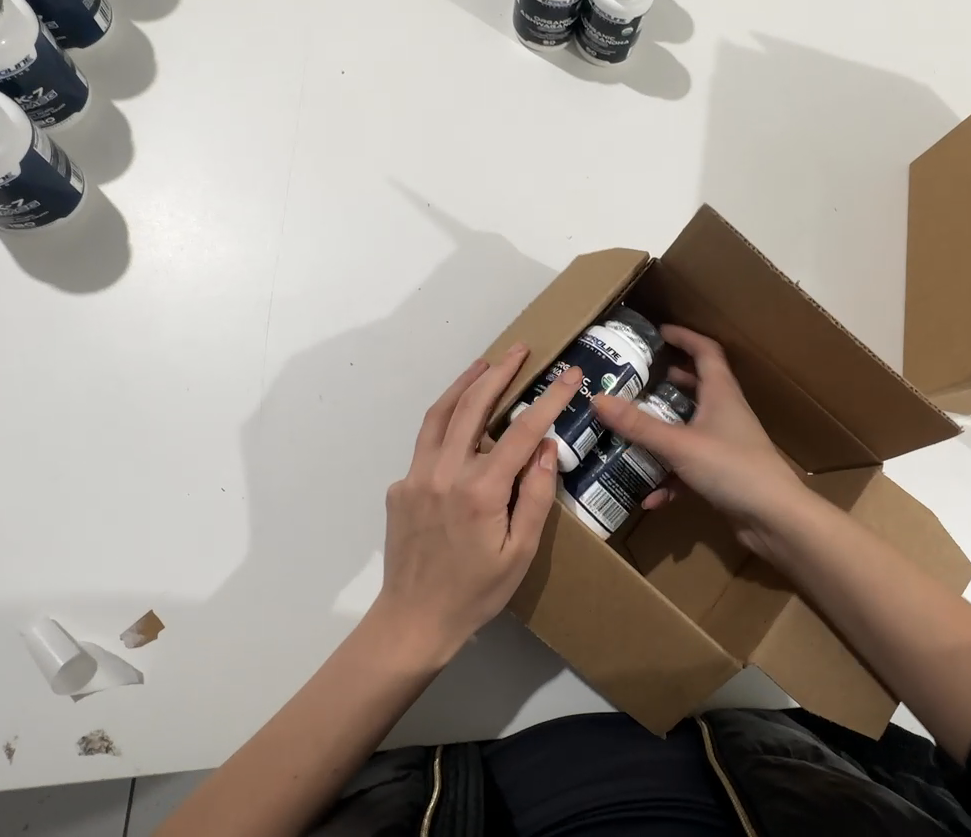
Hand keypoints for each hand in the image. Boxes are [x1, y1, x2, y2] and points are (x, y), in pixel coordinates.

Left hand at [371, 344, 581, 661]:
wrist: (413, 621)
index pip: (523, 431)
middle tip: (522, 349)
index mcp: (480, 490)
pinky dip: (446, 418)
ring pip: (440, 414)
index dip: (550, 399)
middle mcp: (444, 472)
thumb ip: (536, 496)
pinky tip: (462, 418)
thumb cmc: (477, 592)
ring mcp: (416, 476)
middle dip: (501, 372)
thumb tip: (548, 447)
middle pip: (474, 406)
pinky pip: (427, 442)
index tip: (569, 375)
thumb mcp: (522, 552)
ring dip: (465, 384)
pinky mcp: (400, 486)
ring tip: (486, 363)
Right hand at [591, 325, 811, 555]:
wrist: (774, 517)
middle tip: (636, 381)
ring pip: (690, 428)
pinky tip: (651, 497)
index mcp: (721, 393)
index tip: (658, 332)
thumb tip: (597, 399)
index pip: (705, 351)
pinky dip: (671, 478)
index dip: (684, 337)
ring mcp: (726, 444)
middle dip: (668, 383)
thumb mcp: (679, 444)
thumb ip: (638, 425)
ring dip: (664, 431)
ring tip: (633, 431)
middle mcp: (725, 412)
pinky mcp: (724, 473)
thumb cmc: (732, 467)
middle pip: (697, 387)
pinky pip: (690, 467)